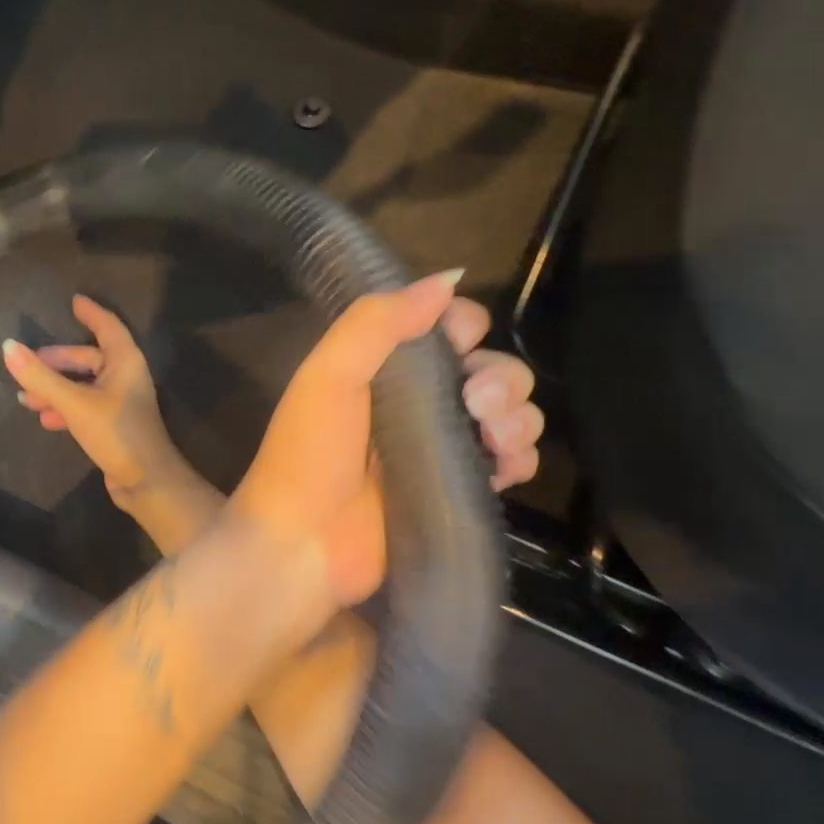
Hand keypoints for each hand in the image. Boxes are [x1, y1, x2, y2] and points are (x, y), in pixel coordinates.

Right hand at [1, 295, 195, 509]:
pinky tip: (45, 419)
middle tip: (29, 363)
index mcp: (125, 362)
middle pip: (88, 358)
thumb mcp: (74, 403)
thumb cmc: (116, 433)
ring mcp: (120, 403)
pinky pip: (84, 407)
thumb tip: (8, 347)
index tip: (73, 301)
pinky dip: (64, 408)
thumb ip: (40, 377)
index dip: (90, 313)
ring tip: (26, 398)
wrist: (146, 482)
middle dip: (57, 361)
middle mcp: (125, 377)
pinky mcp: (113, 426)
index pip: (107, 326)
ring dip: (55, 388)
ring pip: (83, 385)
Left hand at [230, 270, 545, 605]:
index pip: (441, 327)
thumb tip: (447, 279)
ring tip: (490, 435)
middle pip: (487, 367)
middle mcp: (410, 402)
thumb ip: (376, 323)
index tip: (460, 339)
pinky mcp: (456, 489)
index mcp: (376, 368)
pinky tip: (506, 464)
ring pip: (507, 412)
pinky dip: (521, 456)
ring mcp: (436, 447)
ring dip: (516, 415)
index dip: (462, 325)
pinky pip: (512, 461)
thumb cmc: (307, 454)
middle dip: (499, 376)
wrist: (302, 544)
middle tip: (476, 402)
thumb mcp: (327, 377)